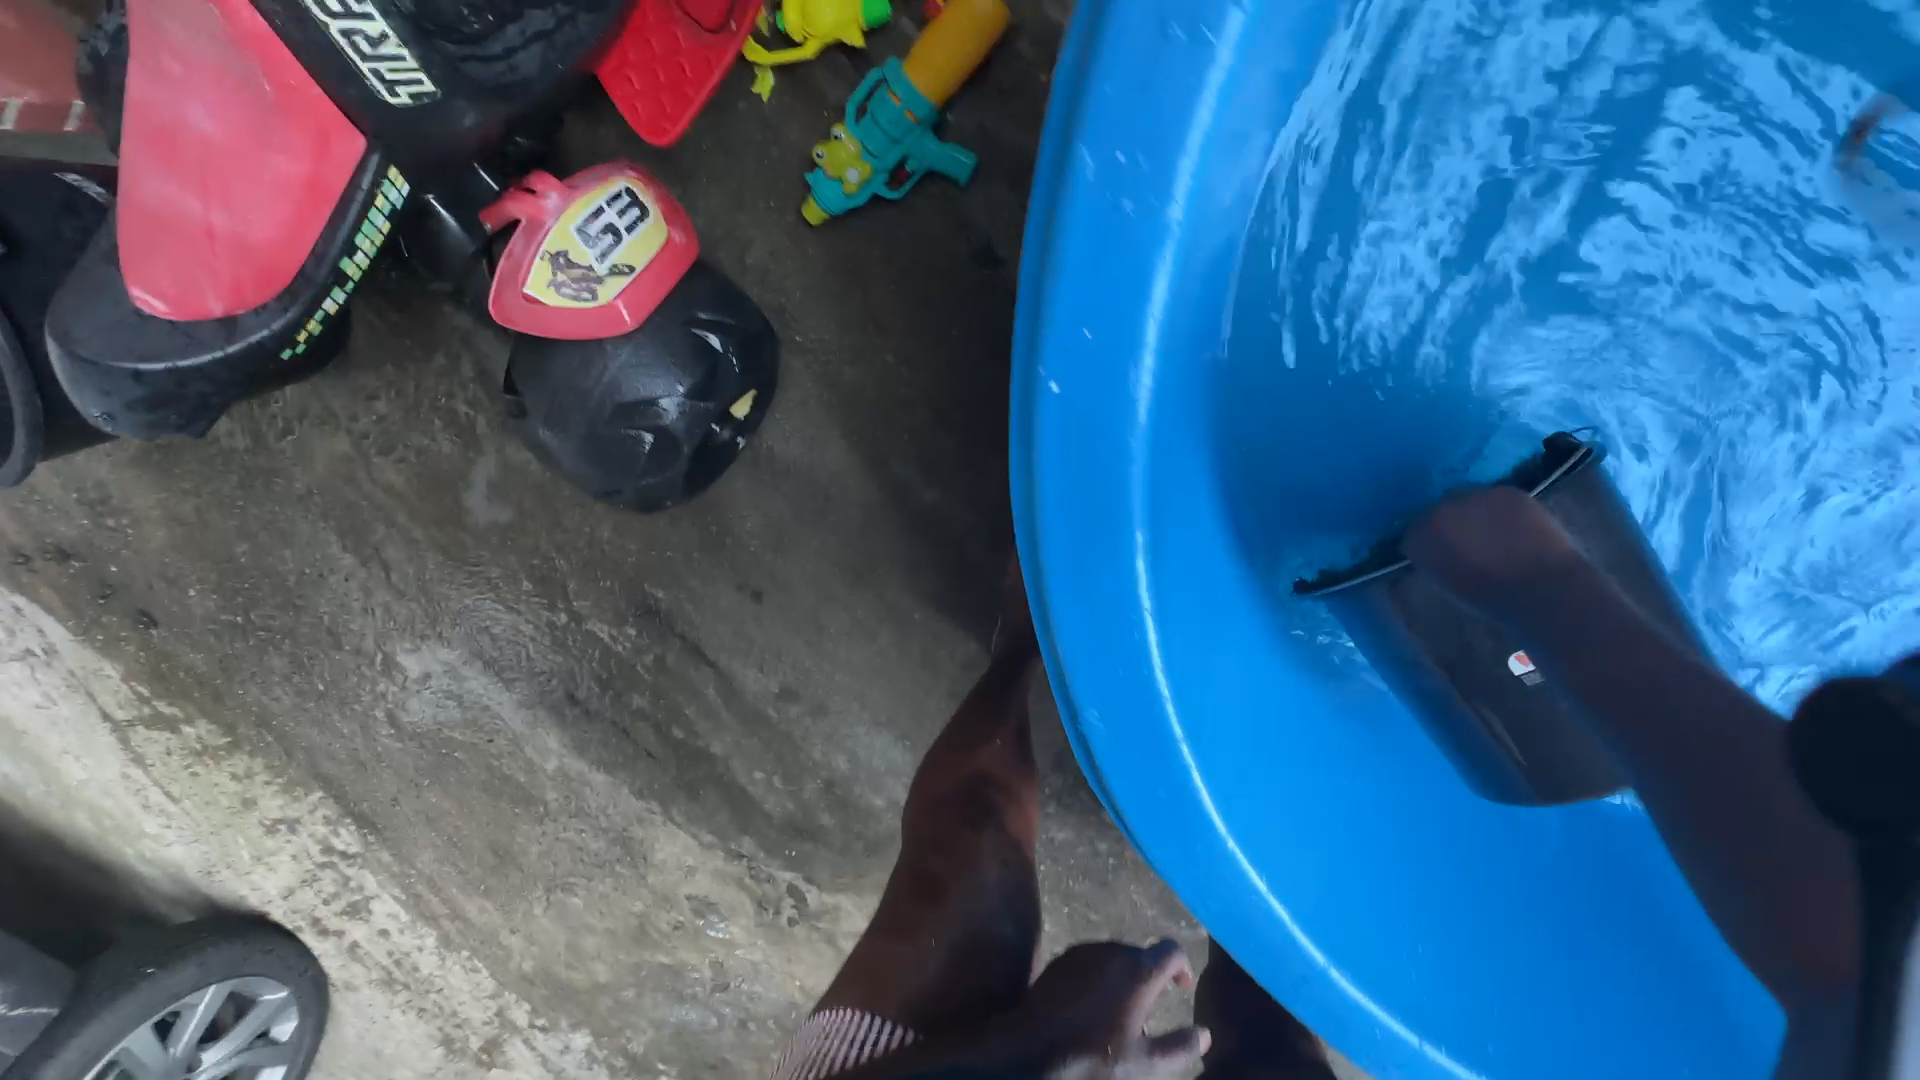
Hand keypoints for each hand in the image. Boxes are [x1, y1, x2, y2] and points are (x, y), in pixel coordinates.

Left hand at [990, 939, 1209, 1079]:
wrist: (1035, 1053)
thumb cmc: (1096, 1059)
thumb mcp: (1146, 1065)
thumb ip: (1180, 1047)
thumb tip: (1204, 1034)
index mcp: (1138, 971)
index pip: (1171, 950)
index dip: (1181, 967)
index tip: (1181, 989)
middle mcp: (1112, 950)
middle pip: (1141, 954)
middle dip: (1149, 978)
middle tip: (1148, 1013)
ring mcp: (1083, 952)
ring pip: (1114, 956)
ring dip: (1123, 977)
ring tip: (1118, 1013)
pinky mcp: (1061, 959)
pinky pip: (1089, 961)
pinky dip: (1098, 976)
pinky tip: (1090, 1007)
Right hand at [1402, 485, 1591, 622]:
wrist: (1542, 588)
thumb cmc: (1488, 597)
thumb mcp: (1444, 582)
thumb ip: (1432, 558)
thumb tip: (1437, 549)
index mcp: (1419, 535)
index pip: (1413, 532)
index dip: (1428, 543)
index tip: (1441, 555)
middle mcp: (1440, 509)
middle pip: (1437, 511)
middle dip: (1449, 524)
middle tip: (1467, 542)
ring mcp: (1475, 496)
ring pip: (1467, 500)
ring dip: (1474, 513)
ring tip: (1494, 534)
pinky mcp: (1506, 492)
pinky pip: (1496, 498)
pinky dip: (1502, 511)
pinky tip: (1515, 528)